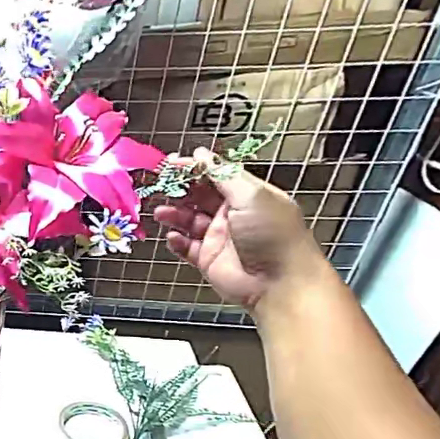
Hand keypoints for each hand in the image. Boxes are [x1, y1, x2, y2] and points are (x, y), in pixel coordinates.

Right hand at [151, 149, 333, 312]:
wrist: (279, 283)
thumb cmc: (273, 235)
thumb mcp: (251, 195)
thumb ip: (223, 174)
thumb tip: (201, 154)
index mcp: (246, 195)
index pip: (215, 175)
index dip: (194, 168)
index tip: (172, 163)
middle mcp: (232, 214)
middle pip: (199, 196)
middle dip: (179, 189)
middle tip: (161, 185)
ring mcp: (220, 238)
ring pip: (189, 221)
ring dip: (174, 214)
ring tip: (161, 212)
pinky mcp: (209, 260)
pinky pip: (187, 247)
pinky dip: (177, 241)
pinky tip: (172, 236)